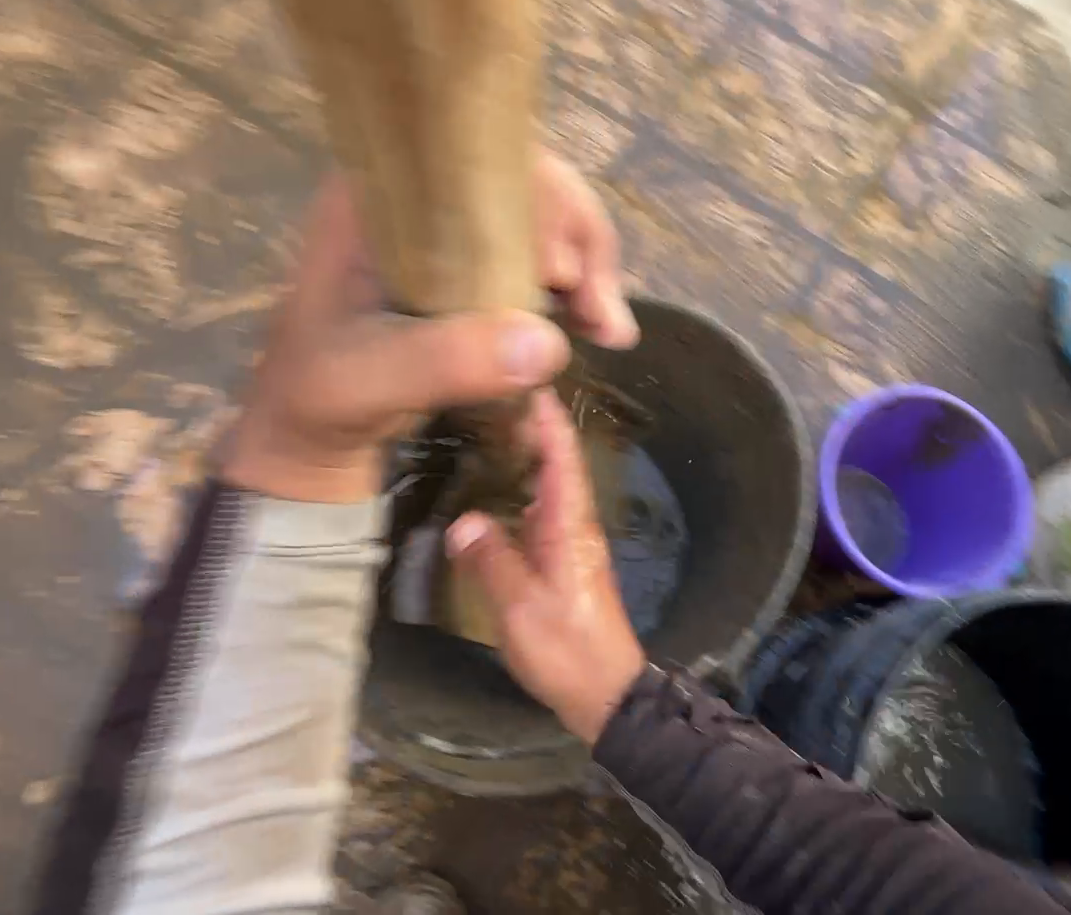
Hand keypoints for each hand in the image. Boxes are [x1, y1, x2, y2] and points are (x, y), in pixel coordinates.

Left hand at [220, 151, 637, 503]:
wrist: (308, 432)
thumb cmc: (317, 396)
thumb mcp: (366, 379)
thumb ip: (443, 360)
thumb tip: (546, 344)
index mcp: (380, 191)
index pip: (479, 154)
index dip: (541, 201)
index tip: (562, 275)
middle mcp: (420, 197)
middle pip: (527, 187)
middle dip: (579, 244)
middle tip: (600, 319)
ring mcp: (448, 233)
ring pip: (542, 224)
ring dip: (587, 271)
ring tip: (608, 331)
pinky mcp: (469, 270)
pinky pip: (537, 262)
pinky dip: (573, 293)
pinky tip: (594, 328)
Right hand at [446, 391, 646, 744]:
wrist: (606, 692)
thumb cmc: (566, 646)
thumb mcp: (520, 605)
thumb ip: (491, 560)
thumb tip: (463, 522)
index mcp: (569, 524)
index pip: (562, 456)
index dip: (548, 417)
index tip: (530, 378)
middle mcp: (574, 524)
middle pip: (556, 464)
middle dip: (532, 428)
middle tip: (492, 398)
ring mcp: (570, 543)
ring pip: (548, 487)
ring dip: (527, 457)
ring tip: (488, 434)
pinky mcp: (563, 562)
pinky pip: (540, 512)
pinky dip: (521, 490)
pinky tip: (495, 494)